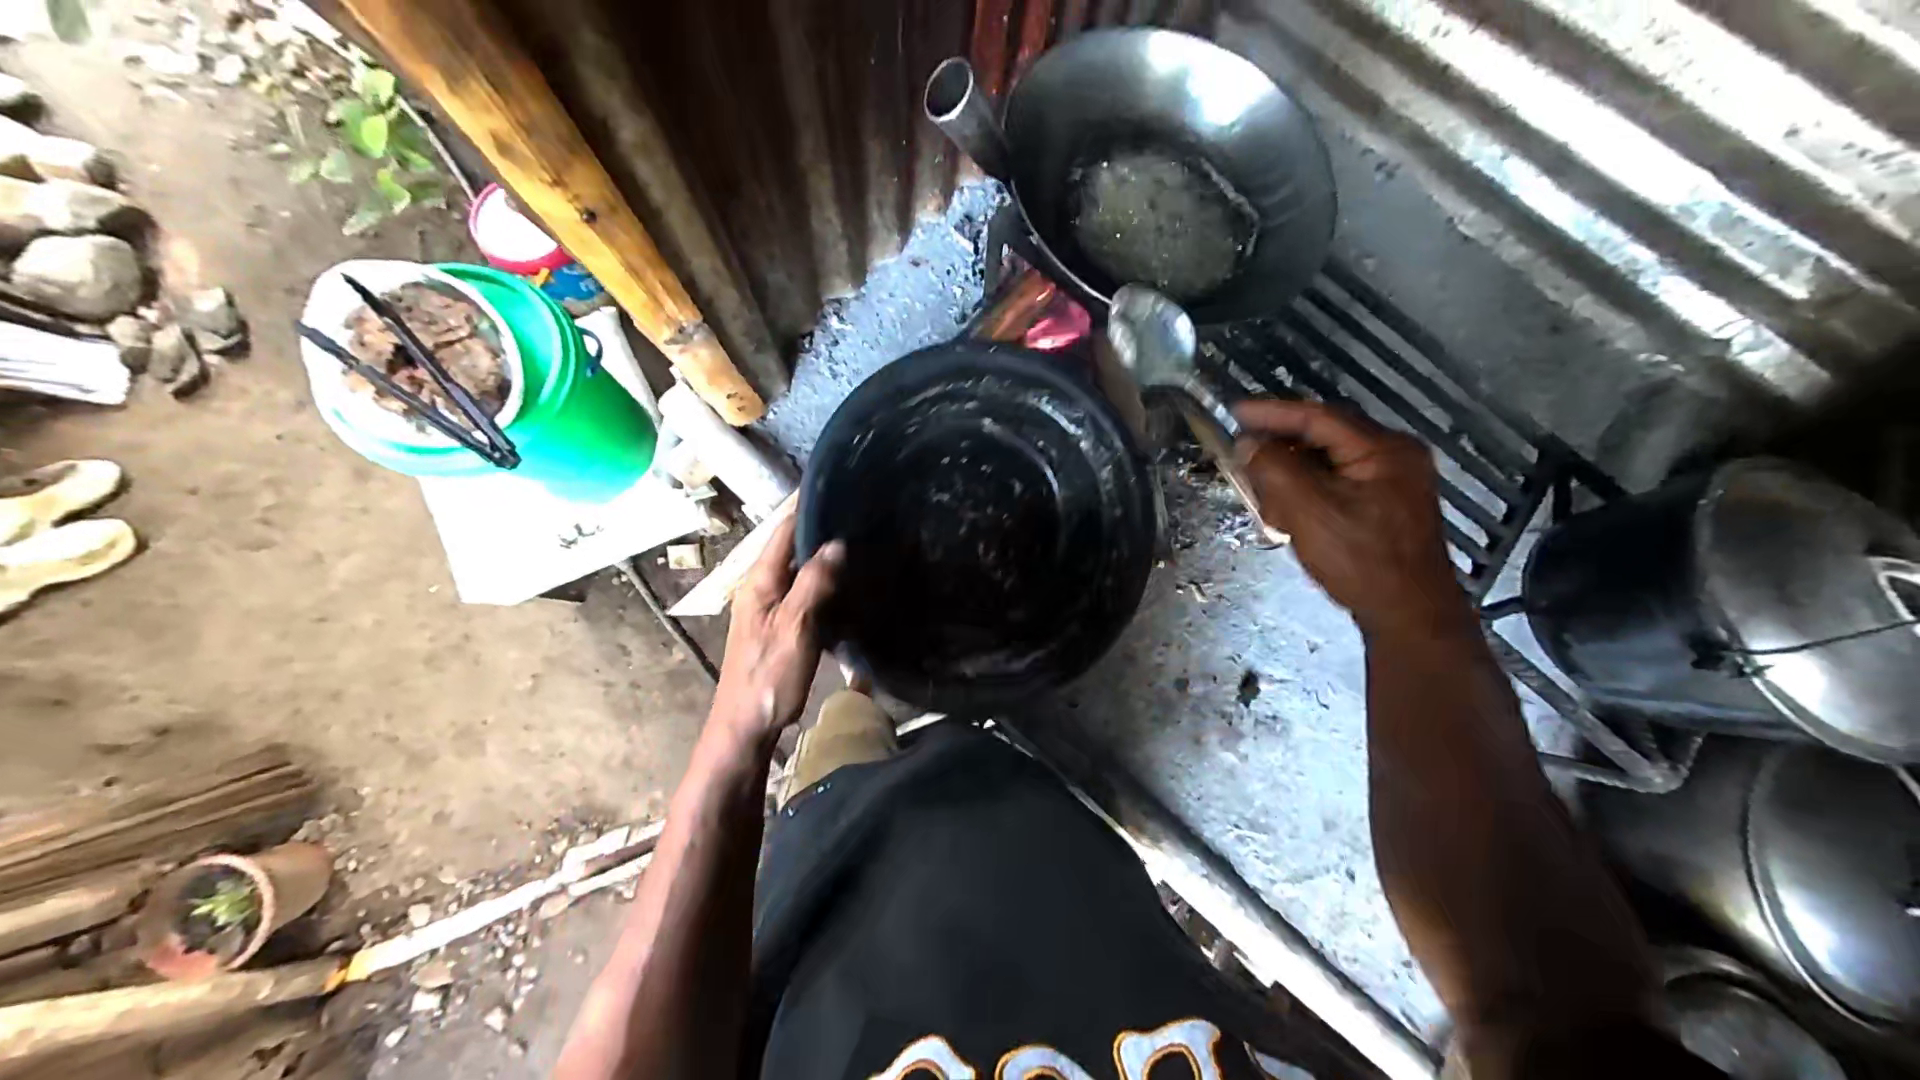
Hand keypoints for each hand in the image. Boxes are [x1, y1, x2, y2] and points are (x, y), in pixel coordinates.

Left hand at [708, 516, 843, 744]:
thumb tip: (836, 544)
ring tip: (862, 547)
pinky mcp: (780, 627)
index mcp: (758, 581)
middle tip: (862, 520)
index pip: (784, 530)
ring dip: (826, 560)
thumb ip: (813, 583)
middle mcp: (761, 588)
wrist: (746, 727)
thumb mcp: (794, 628)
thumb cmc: (768, 678)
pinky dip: (825, 587)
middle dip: (823, 533)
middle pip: (792, 549)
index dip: (808, 509)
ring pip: (801, 572)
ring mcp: (770, 608)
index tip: (840, 491)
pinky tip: (849, 588)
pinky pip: (805, 595)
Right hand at [1232, 399, 1471, 637]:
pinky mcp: (1383, 506)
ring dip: (1290, 475)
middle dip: (1279, 448)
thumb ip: (1275, 470)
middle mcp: (1393, 457)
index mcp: (1383, 450)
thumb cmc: (1361, 561)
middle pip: (1323, 437)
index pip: (1319, 417)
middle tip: (1241, 455)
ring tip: (1262, 495)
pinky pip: (1335, 484)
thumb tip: (1249, 443)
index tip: (1236, 411)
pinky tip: (1287, 513)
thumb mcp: (1310, 512)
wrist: (1409, 615)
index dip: (1273, 412)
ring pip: (1326, 463)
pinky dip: (1306, 492)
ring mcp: (1391, 482)